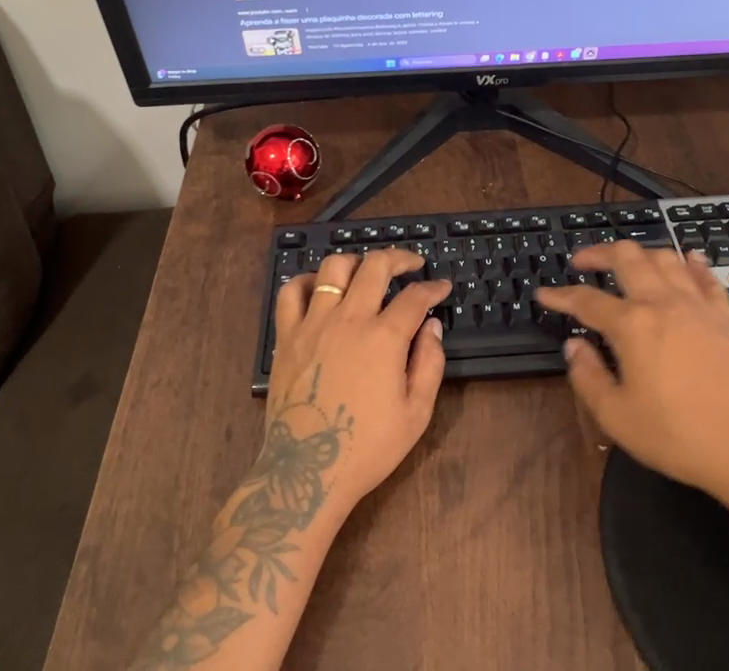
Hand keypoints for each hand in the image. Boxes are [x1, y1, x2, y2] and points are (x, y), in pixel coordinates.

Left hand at [266, 249, 449, 514]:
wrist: (307, 470)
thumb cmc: (367, 447)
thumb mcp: (416, 413)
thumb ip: (429, 363)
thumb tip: (432, 327)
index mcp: (384, 338)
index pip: (415, 296)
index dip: (433, 287)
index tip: (442, 287)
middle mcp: (349, 320)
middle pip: (375, 266)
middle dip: (399, 258)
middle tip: (411, 264)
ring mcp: (313, 324)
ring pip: (333, 268)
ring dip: (356, 262)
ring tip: (367, 272)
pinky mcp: (286, 336)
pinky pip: (290, 292)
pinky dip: (307, 281)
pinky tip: (319, 288)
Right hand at [535, 241, 728, 504]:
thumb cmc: (677, 435)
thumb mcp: (617, 416)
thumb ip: (588, 376)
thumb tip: (574, 346)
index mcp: (632, 325)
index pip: (586, 300)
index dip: (561, 295)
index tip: (544, 294)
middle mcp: (664, 304)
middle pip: (628, 257)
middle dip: (599, 252)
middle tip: (582, 261)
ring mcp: (700, 308)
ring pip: (667, 258)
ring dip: (642, 252)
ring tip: (628, 261)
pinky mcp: (727, 320)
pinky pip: (708, 278)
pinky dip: (693, 263)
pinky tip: (689, 259)